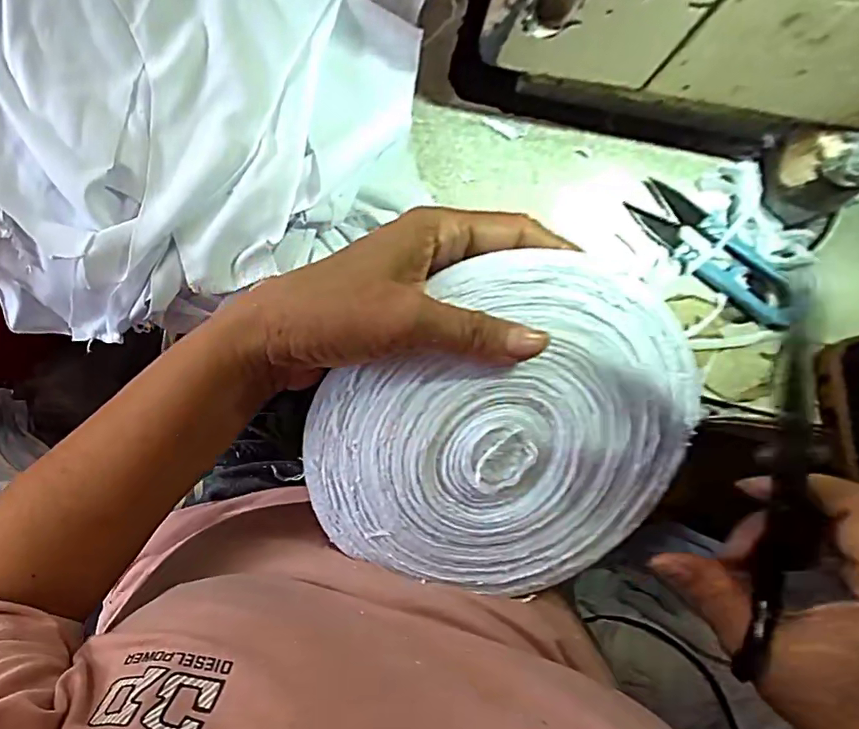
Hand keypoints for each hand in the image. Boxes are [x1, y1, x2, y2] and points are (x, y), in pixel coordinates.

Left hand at [217, 207, 576, 391]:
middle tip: (569, 327)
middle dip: (530, 292)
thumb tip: (538, 341)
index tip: (592, 286)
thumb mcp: (408, 318)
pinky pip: (437, 326)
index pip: (514, 230)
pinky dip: (460, 341)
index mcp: (433, 230)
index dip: (556, 253)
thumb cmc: (332, 314)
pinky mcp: (387, 319)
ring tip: (534, 353)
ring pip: (464, 300)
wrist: (266, 342)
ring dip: (494, 321)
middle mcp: (422, 252)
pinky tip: (480, 368)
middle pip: (493, 265)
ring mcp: (403, 286)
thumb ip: (472, 329)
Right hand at [650, 475, 858, 728]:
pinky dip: (825, 543)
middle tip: (736, 554)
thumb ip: (714, 593)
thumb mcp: (758, 643)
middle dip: (788, 520)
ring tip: (754, 562)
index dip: (803, 489)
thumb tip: (661, 559)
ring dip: (803, 532)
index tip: (745, 490)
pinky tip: (786, 564)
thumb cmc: (825, 697)